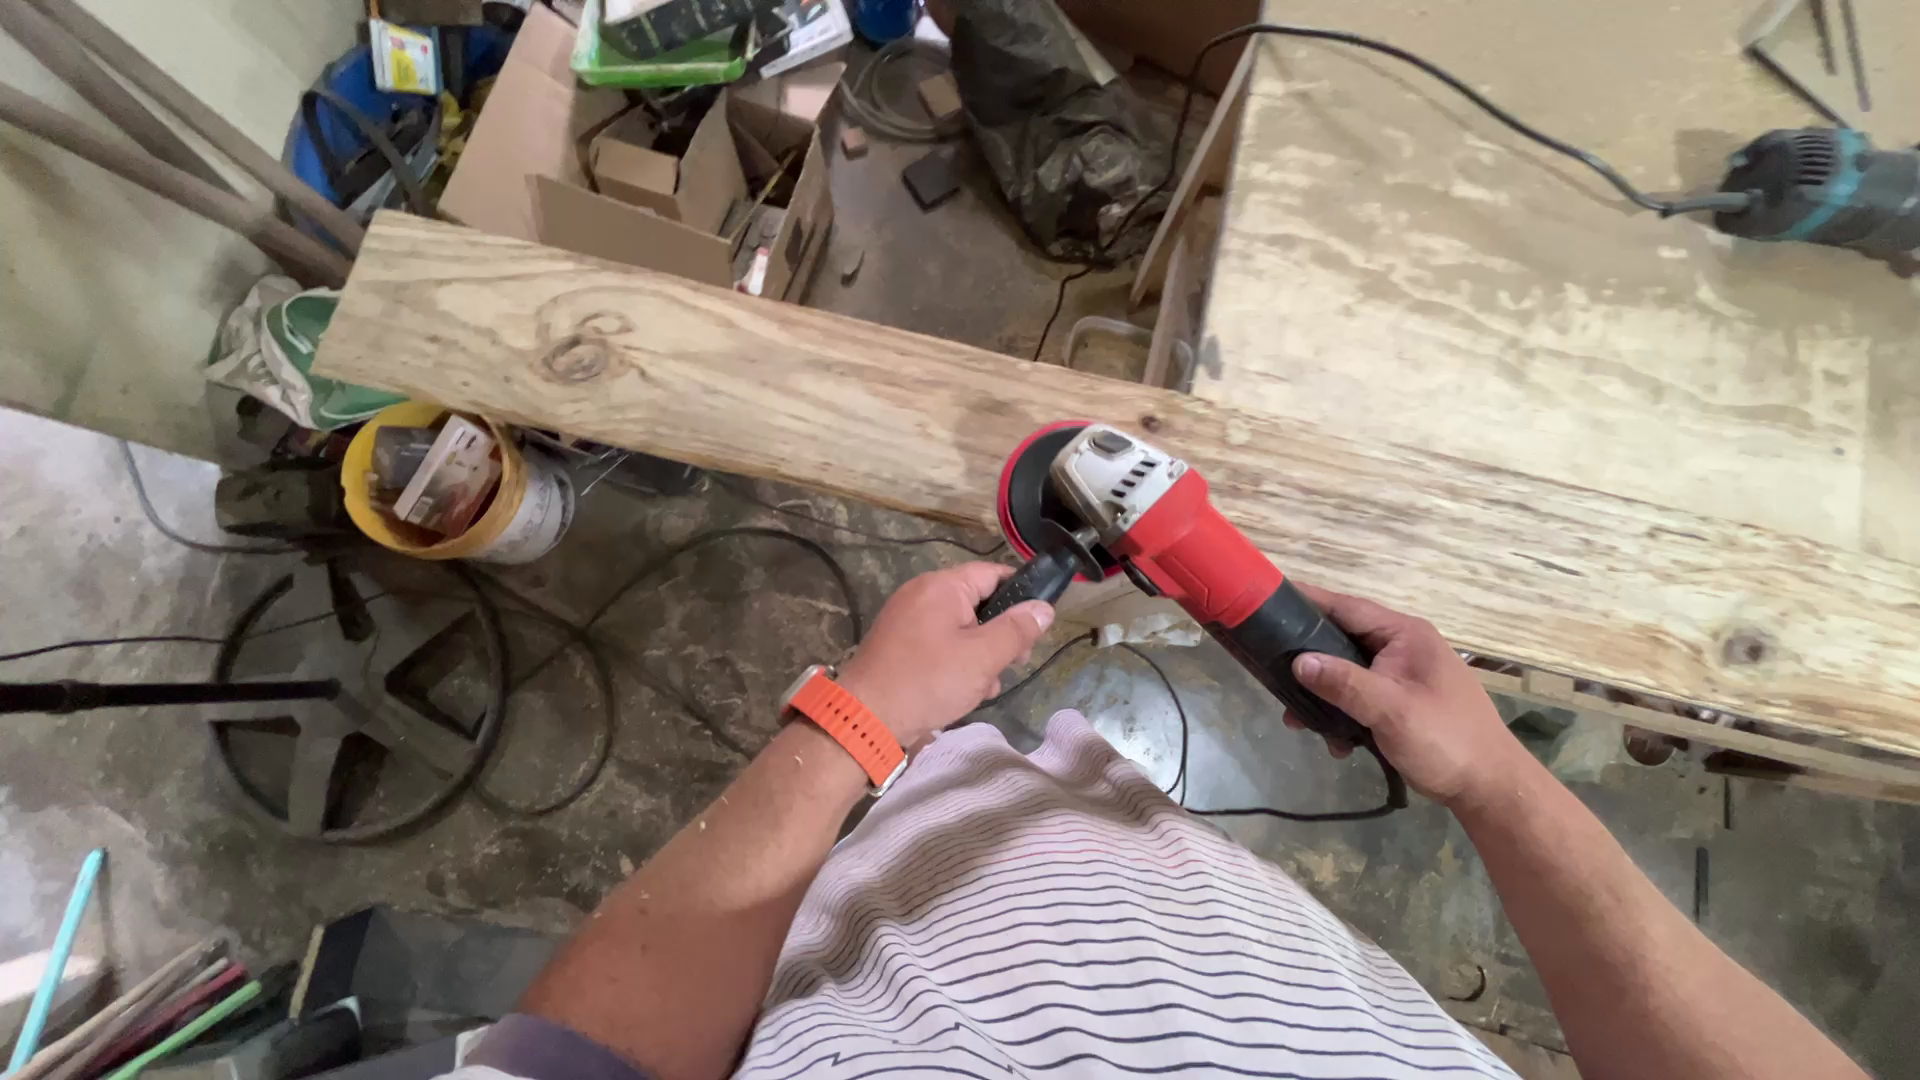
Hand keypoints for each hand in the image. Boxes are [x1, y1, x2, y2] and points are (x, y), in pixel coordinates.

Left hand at [837, 563, 1053, 748]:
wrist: (865, 720)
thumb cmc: (927, 682)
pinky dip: (955, 664)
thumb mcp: (982, 657)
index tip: (1038, 622)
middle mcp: (922, 594)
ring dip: (980, 656)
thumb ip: (1016, 630)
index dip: (1021, 593)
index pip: (993, 573)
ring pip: (961, 629)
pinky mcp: (899, 646)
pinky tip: (963, 693)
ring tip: (985, 686)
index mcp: (942, 586)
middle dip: (1000, 635)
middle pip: (978, 603)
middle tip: (1016, 663)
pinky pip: (940, 645)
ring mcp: (907, 620)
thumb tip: (1044, 608)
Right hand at [1284, 583, 1532, 808]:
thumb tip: (1297, 660)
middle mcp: (1400, 646)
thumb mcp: (1391, 710)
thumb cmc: (1447, 741)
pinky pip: (1354, 695)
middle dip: (1305, 659)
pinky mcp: (1395, 700)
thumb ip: (1344, 683)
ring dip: (1320, 695)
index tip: (1263, 597)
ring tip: (1297, 721)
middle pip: (1338, 638)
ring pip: (1342, 671)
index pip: (1345, 606)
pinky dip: (1339, 714)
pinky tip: (1335, 742)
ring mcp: (1398, 673)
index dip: (1305, 600)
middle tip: (1269, 670)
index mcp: (1404, 635)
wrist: (1490, 790)